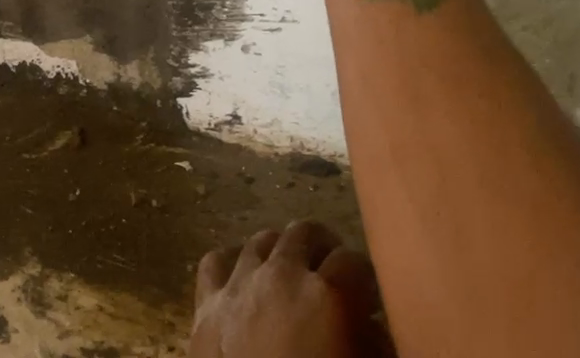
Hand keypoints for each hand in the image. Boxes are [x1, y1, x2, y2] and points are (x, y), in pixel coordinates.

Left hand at [190, 221, 392, 357]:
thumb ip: (374, 345)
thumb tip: (372, 325)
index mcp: (329, 296)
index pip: (354, 260)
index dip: (364, 280)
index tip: (368, 301)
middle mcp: (282, 276)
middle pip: (306, 233)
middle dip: (324, 251)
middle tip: (332, 281)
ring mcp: (239, 286)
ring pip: (263, 240)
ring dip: (282, 253)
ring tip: (292, 279)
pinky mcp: (205, 307)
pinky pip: (217, 261)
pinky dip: (233, 264)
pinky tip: (245, 282)